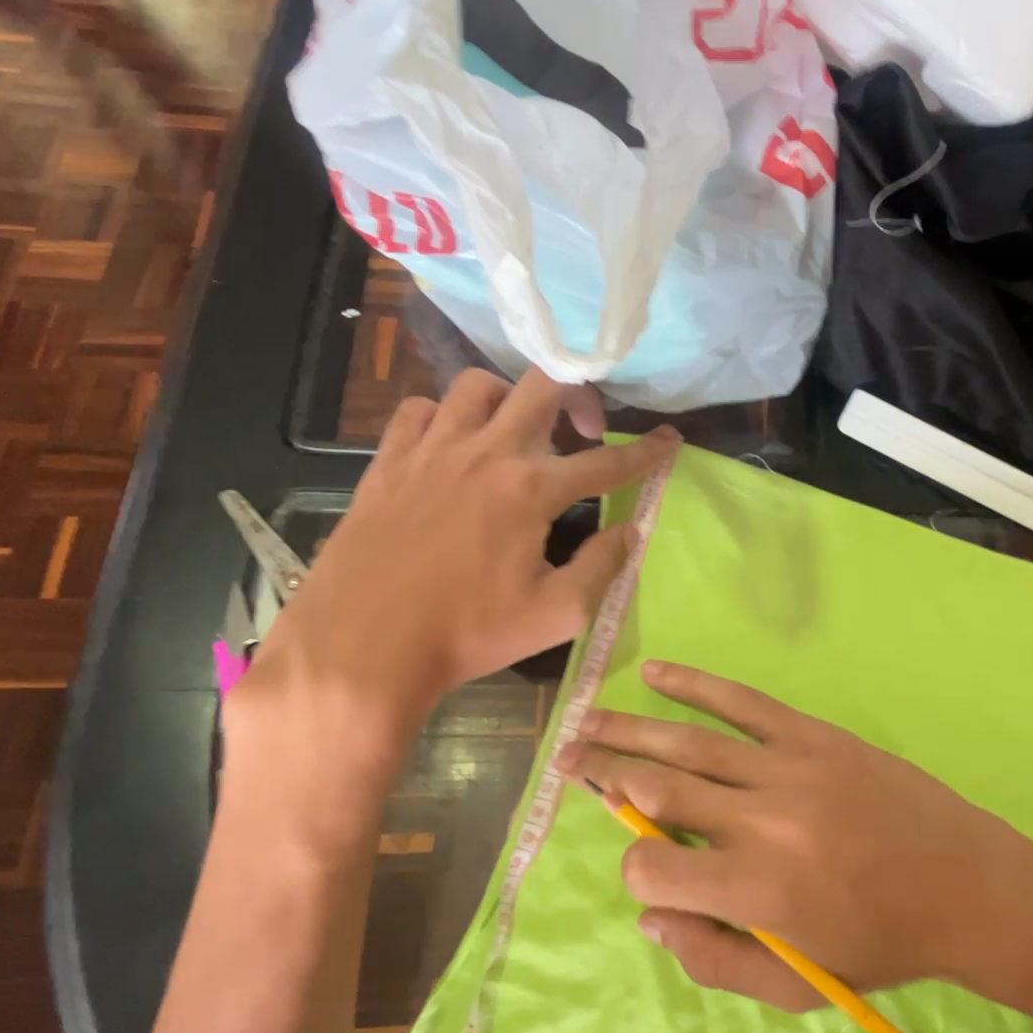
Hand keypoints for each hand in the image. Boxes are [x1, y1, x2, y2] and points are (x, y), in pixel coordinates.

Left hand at [228, 369, 679, 812]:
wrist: (362, 647)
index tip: (670, 440)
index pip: (606, 462)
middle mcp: (486, 453)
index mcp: (532, 490)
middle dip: (579, 395)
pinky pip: (419, 409)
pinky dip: (444, 416)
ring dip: (510, 399)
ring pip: (478, 385)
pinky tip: (451, 446)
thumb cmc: (466, 635)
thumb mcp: (554, 616)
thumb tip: (632, 532)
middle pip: (544, 386)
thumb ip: (601, 568)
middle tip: (587, 429)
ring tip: (517, 432)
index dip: (647, 451)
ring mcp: (431, 450)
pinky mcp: (388, 461)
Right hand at [555, 662, 1032, 1011]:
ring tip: (584, 720)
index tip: (647, 871)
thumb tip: (649, 914)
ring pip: (689, 743)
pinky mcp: (814, 735)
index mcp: (759, 889)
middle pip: (659, 789)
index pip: (656, 870)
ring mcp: (789, 768)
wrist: (969, 884)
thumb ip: (716, 959)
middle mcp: (763, 820)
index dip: (635, 872)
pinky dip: (695, 684)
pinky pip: (743, 702)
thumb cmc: (883, 943)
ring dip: (629, 729)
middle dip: (603, 774)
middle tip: (563, 759)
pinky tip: (657, 673)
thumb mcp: (800, 984)